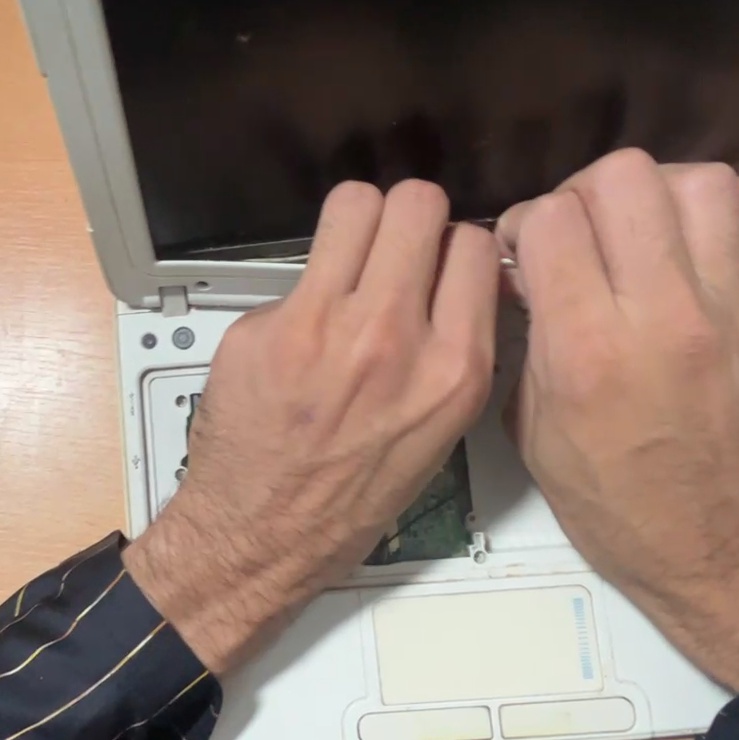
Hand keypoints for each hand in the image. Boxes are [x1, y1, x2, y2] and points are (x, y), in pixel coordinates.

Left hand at [126, 180, 500, 672]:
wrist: (261, 537)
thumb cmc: (349, 501)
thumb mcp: (437, 433)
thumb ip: (452, 350)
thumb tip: (449, 284)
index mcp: (453, 371)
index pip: (478, 245)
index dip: (454, 246)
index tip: (437, 260)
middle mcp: (393, 340)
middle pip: (418, 202)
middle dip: (407, 218)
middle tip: (389, 249)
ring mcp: (322, 327)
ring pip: (353, 204)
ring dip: (355, 224)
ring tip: (345, 263)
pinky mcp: (264, 327)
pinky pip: (295, 265)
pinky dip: (301, 285)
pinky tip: (296, 328)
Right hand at [496, 150, 738, 691]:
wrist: (711, 550)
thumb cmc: (603, 499)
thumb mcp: (527, 424)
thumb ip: (526, 338)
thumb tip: (523, 271)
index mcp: (587, 347)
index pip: (550, 220)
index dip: (521, 223)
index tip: (518, 254)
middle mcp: (662, 311)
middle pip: (623, 178)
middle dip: (579, 194)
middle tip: (571, 235)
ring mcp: (730, 306)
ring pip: (700, 183)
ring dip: (651, 193)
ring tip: (631, 231)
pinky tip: (717, 225)